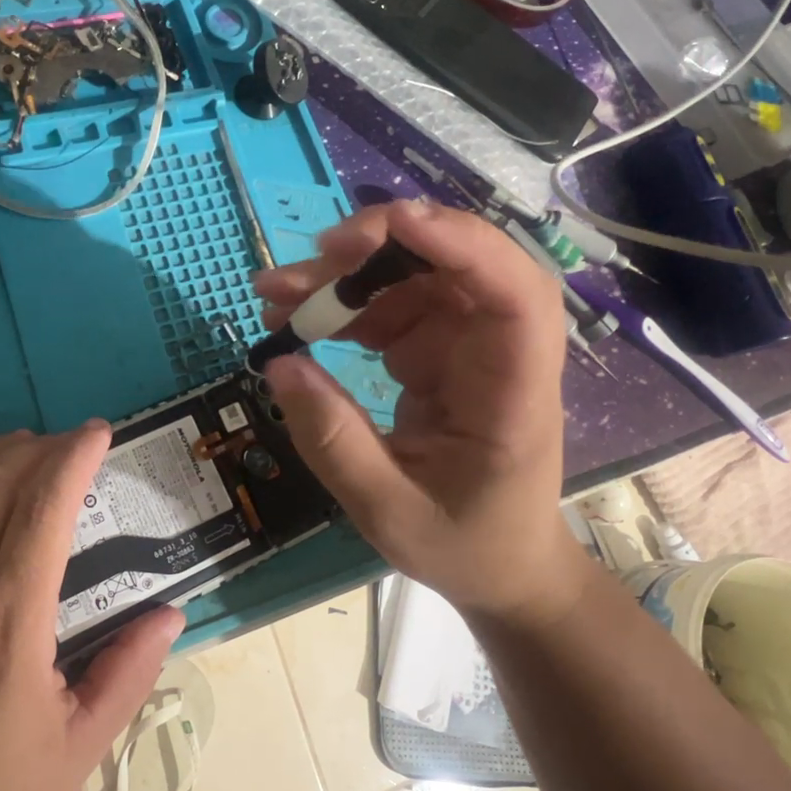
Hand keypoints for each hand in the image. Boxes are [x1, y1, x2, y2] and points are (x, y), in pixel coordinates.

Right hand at [253, 200, 584, 625]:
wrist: (501, 566)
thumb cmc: (465, 544)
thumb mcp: (388, 513)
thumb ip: (334, 443)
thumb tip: (280, 365)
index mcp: (513, 391)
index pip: (513, 294)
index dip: (462, 244)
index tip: (394, 225)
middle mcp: (497, 349)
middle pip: (459, 263)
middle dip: (386, 244)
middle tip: (317, 254)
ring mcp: (466, 343)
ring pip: (412, 274)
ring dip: (346, 273)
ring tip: (277, 295)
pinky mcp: (437, 347)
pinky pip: (387, 303)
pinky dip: (340, 303)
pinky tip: (294, 318)